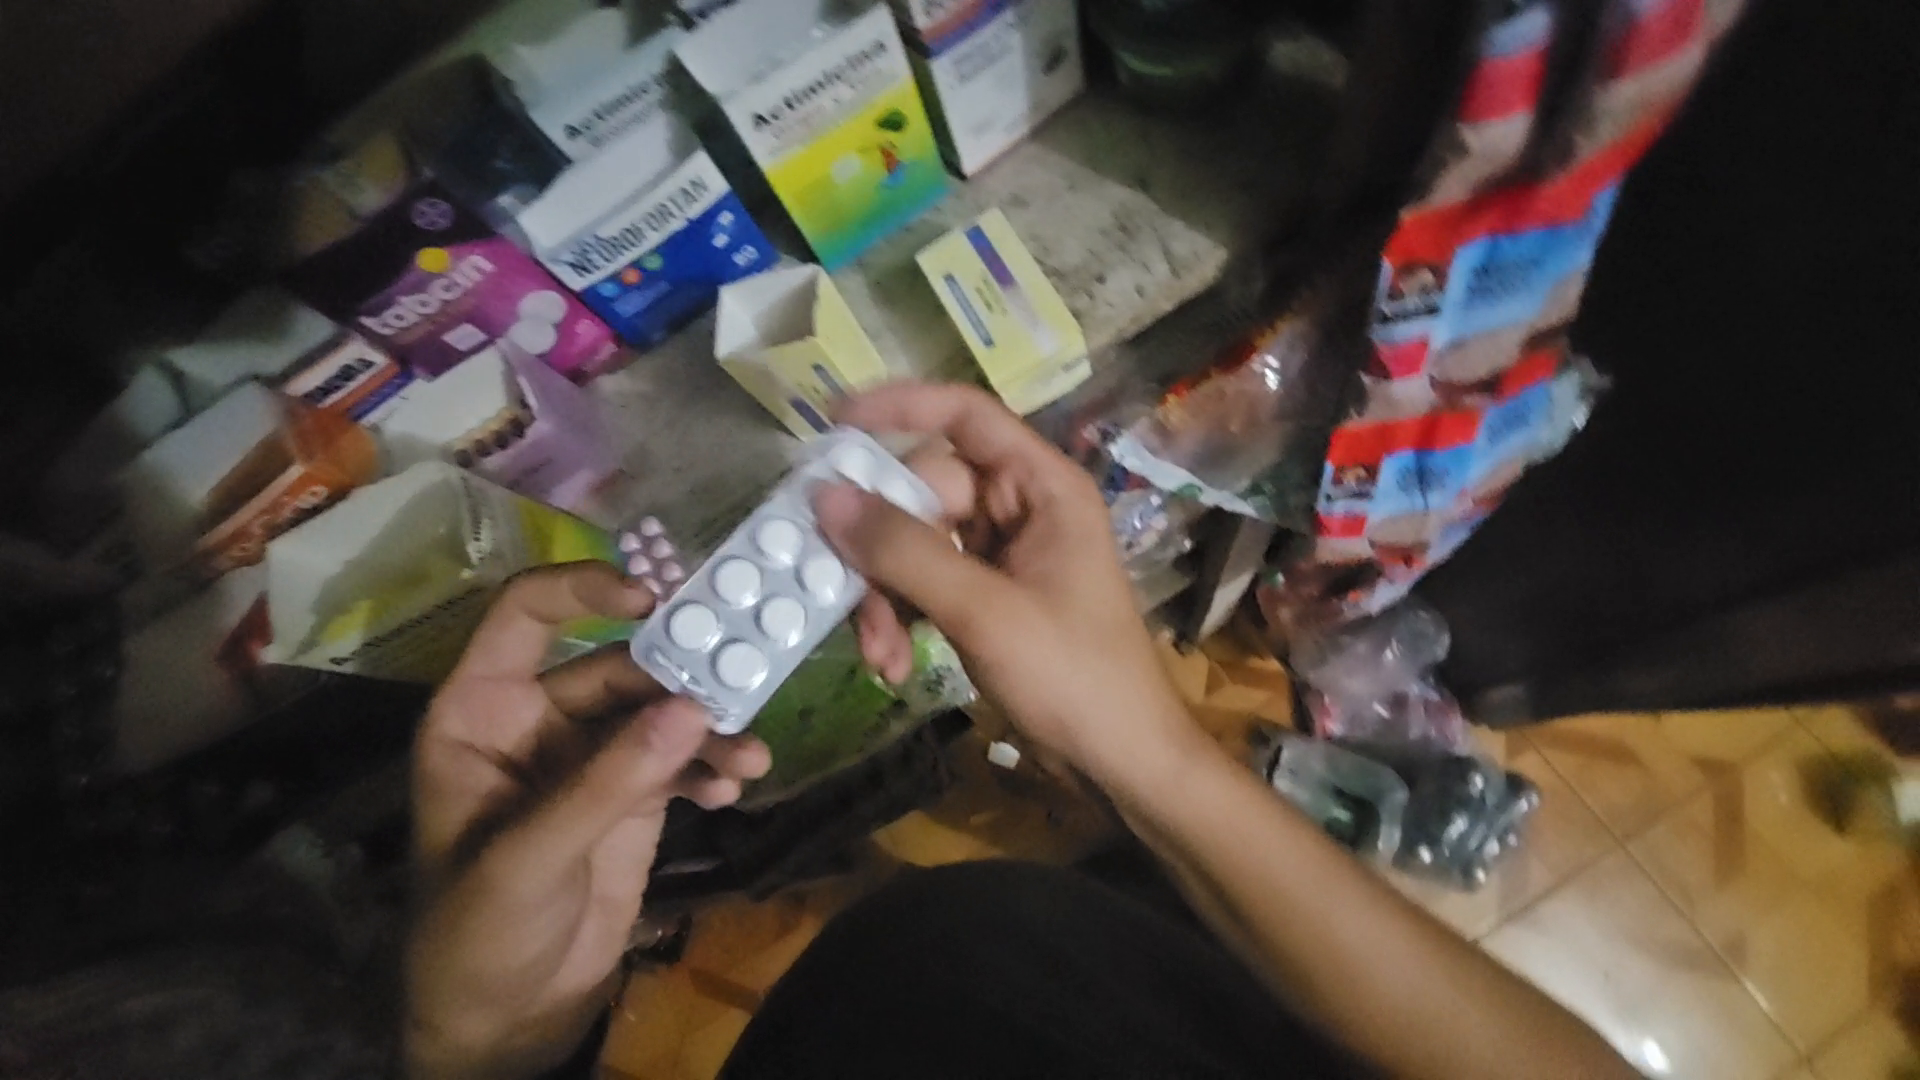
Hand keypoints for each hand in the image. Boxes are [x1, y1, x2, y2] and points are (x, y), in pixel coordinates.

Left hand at [404, 563, 769, 1079]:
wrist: (512, 1017)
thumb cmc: (479, 934)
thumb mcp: (530, 858)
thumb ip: (610, 781)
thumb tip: (693, 707)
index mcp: (485, 711)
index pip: (525, 615)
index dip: (584, 590)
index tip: (654, 597)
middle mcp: (542, 718)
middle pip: (619, 664)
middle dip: (678, 679)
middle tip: (737, 686)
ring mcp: (595, 753)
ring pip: (661, 709)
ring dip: (708, 726)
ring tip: (747, 755)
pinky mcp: (637, 788)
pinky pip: (682, 754)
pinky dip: (711, 764)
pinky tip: (734, 786)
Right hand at [818, 383, 1204, 788]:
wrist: (1118, 760)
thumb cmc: (1074, 677)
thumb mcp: (984, 611)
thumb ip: (905, 551)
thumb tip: (827, 496)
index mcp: (1041, 486)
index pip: (966, 416)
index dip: (901, 408)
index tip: (834, 423)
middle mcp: (1019, 508)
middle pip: (924, 491)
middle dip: (882, 549)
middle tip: (843, 592)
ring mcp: (1001, 555)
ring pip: (915, 543)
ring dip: (886, 595)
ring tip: (879, 654)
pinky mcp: (984, 596)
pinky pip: (924, 582)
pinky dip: (901, 616)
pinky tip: (893, 663)